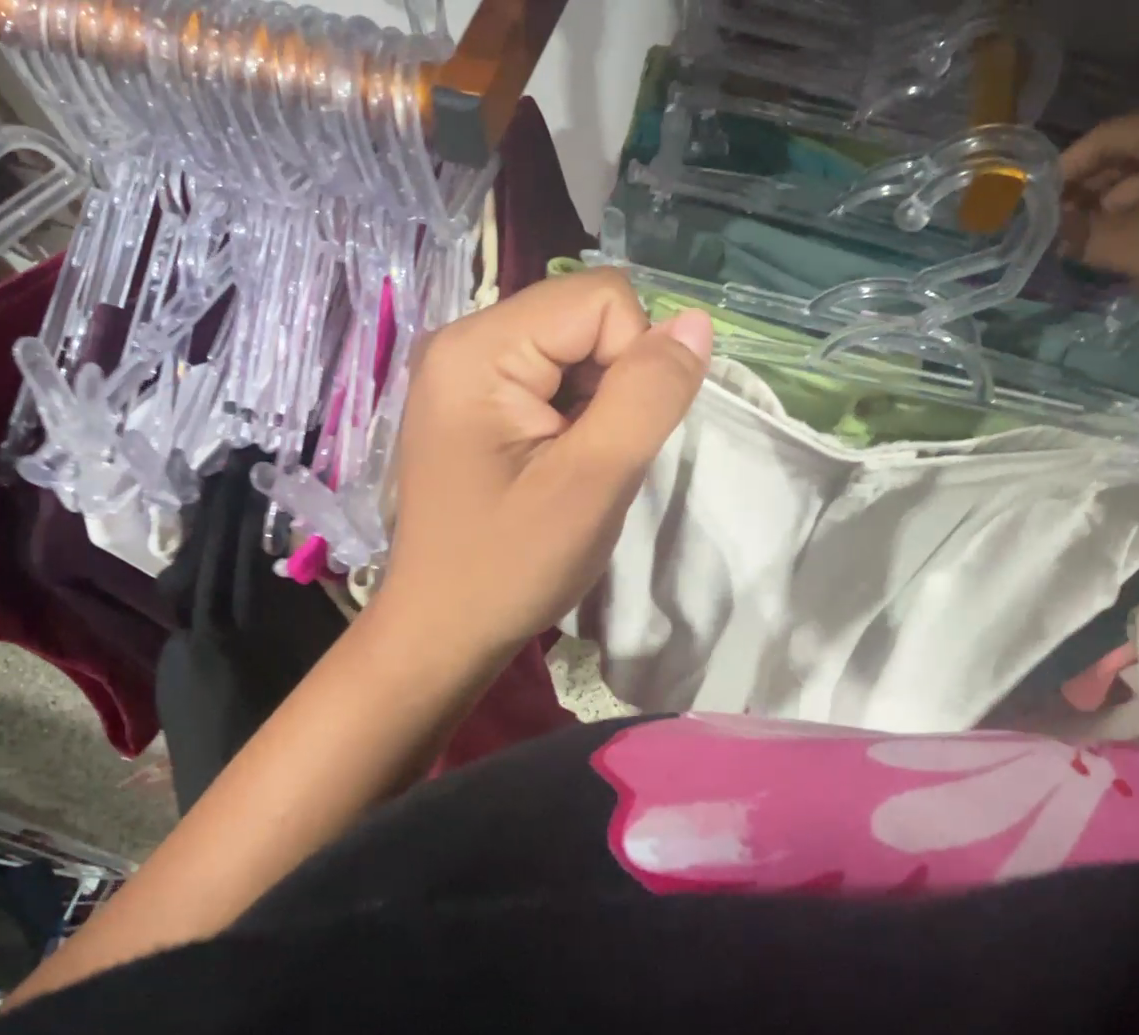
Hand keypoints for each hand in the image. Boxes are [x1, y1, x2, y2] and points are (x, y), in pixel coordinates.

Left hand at [376, 269, 713, 660]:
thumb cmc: (510, 566)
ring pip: (574, 351)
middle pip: (584, 319)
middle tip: (587, 462)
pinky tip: (554, 468)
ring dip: (596, 407)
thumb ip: (648, 394)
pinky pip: (550, 381)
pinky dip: (574, 419)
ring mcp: (463, 372)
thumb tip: (697, 322)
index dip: (633, 363)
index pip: (601, 300)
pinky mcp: (472, 401)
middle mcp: (462, 341)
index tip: (607, 441)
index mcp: (478, 348)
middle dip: (612, 386)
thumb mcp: (593, 482)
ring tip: (569, 470)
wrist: (441, 631)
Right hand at [1059, 105, 1138, 352]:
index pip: (1111, 135)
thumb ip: (1083, 234)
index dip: (1068, 167)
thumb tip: (1052, 230)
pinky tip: (1138, 248)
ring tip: (1093, 243)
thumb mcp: (1133, 247)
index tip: (1038, 202)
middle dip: (1096, 189)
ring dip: (1126, 206)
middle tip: (1062, 227)